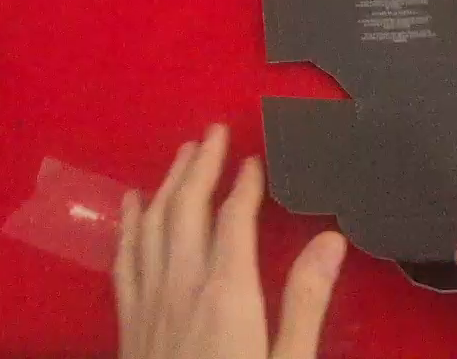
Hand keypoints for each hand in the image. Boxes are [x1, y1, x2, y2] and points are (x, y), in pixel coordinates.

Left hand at [115, 124, 347, 358]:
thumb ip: (306, 303)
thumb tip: (332, 238)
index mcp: (226, 294)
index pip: (232, 218)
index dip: (244, 183)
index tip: (254, 157)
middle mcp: (181, 286)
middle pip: (186, 208)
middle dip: (200, 165)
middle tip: (213, 132)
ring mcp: (148, 305)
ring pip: (153, 224)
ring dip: (167, 183)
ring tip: (182, 153)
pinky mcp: (128, 326)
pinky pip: (124, 260)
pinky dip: (129, 224)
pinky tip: (131, 204)